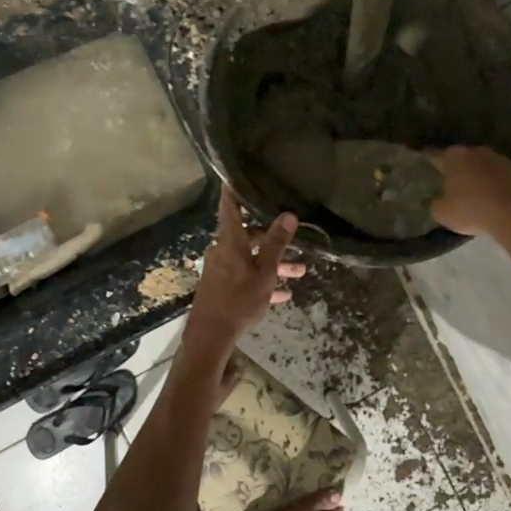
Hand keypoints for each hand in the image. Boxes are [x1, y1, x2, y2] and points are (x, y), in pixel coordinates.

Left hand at [183, 190, 302, 360]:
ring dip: (273, 263)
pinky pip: (246, 276)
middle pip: (249, 235)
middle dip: (273, 238)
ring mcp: (221, 269)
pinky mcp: (222, 286)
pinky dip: (263, 281)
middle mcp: (223, 250)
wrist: (210, 336)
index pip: (229, 205)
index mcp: (230, 240)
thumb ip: (277, 243)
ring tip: (300, 271)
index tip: (239, 174)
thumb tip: (289, 214)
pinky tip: (283, 294)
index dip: (234, 188)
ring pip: (251, 258)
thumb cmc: (238, 299)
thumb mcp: (264, 272)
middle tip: (295, 236)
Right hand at [428, 146, 510, 246]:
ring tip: (480, 195)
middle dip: (459, 168)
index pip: (435, 155)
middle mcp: (479, 152)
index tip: (423, 162)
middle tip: (453, 182)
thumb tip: (439, 201)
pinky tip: (503, 204)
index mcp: (455, 157)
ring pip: (488, 167)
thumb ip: (437, 203)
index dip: (428, 160)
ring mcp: (505, 161)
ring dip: (484, 177)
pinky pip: (508, 181)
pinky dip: (504, 189)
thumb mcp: (443, 213)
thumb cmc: (474, 210)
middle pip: (464, 158)